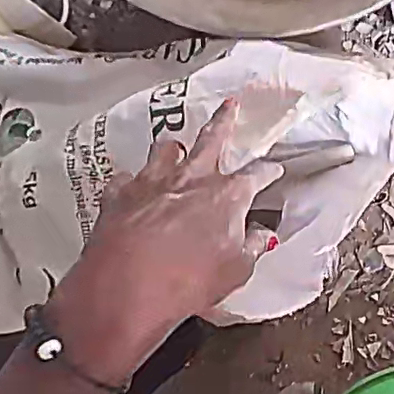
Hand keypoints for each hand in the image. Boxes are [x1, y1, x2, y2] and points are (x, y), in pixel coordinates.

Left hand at [46, 99, 282, 384]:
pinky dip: (134, 182)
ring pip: (166, 148)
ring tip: (177, 151)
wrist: (126, 288)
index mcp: (227, 195)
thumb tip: (260, 235)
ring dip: (174, 149)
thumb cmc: (188, 282)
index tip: (274, 171)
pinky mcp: (120, 192)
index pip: (257, 175)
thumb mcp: (236, 271)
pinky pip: (128, 177)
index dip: (269, 172)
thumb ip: (251, 246)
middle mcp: (191, 177)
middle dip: (225, 120)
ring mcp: (152, 180)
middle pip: (212, 138)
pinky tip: (134, 190)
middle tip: (230, 105)